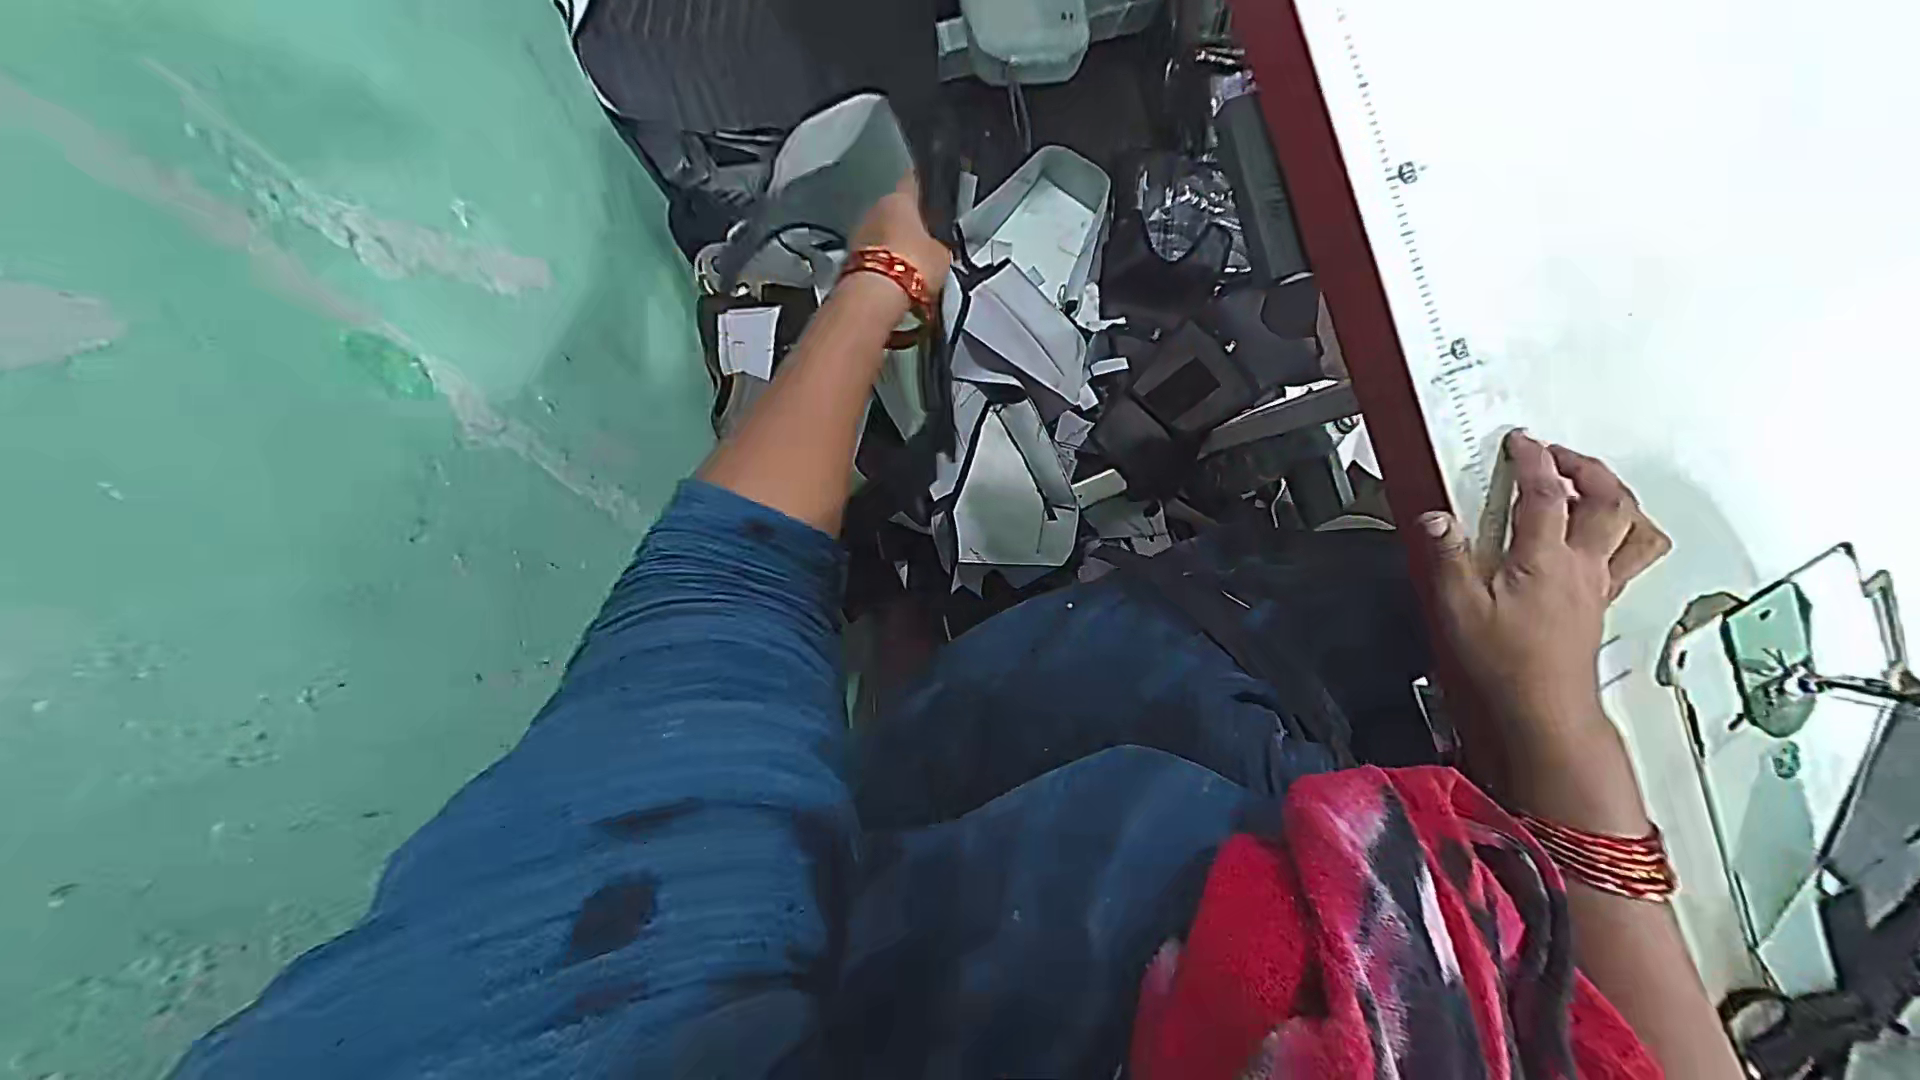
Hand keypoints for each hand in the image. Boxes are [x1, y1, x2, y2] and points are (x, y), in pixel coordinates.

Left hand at [849, 172, 949, 296]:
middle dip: (907, 225)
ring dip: (891, 245)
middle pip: (895, 210)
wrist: (875, 297)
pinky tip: (892, 279)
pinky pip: (871, 254)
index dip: (925, 189)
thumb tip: (937, 245)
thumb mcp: (942, 255)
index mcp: (900, 197)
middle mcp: (875, 207)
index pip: (914, 181)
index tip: (934, 200)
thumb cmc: (914, 267)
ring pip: (880, 233)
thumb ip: (940, 244)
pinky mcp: (848, 256)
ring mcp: (857, 232)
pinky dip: (880, 262)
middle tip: (923, 246)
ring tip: (908, 268)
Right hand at [1420, 432, 1671, 744]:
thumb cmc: (1502, 659)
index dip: (1532, 462)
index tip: (1521, 443)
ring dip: (1616, 496)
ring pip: (1634, 526)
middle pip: (1607, 500)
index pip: (1545, 496)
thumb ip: (1448, 556)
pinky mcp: (1599, 601)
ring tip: (1592, 483)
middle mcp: (1582, 566)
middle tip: (1557, 454)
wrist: (1539, 703)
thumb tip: (1437, 519)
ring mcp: (1597, 583)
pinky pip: (1633, 556)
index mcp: (1545, 560)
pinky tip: (1606, 534)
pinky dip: (1628, 532)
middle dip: (1584, 467)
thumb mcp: (1457, 604)